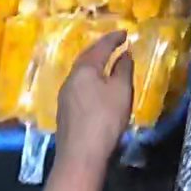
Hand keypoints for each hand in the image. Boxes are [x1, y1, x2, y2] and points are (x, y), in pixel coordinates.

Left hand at [55, 31, 132, 173]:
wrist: (80, 157)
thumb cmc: (104, 119)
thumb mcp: (121, 91)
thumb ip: (124, 68)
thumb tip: (124, 53)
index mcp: (85, 69)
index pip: (101, 47)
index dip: (114, 38)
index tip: (125, 33)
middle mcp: (71, 78)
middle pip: (87, 57)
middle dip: (101, 48)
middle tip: (115, 43)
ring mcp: (65, 95)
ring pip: (81, 72)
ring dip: (95, 63)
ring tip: (107, 61)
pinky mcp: (65, 111)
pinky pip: (79, 84)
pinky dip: (90, 77)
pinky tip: (97, 85)